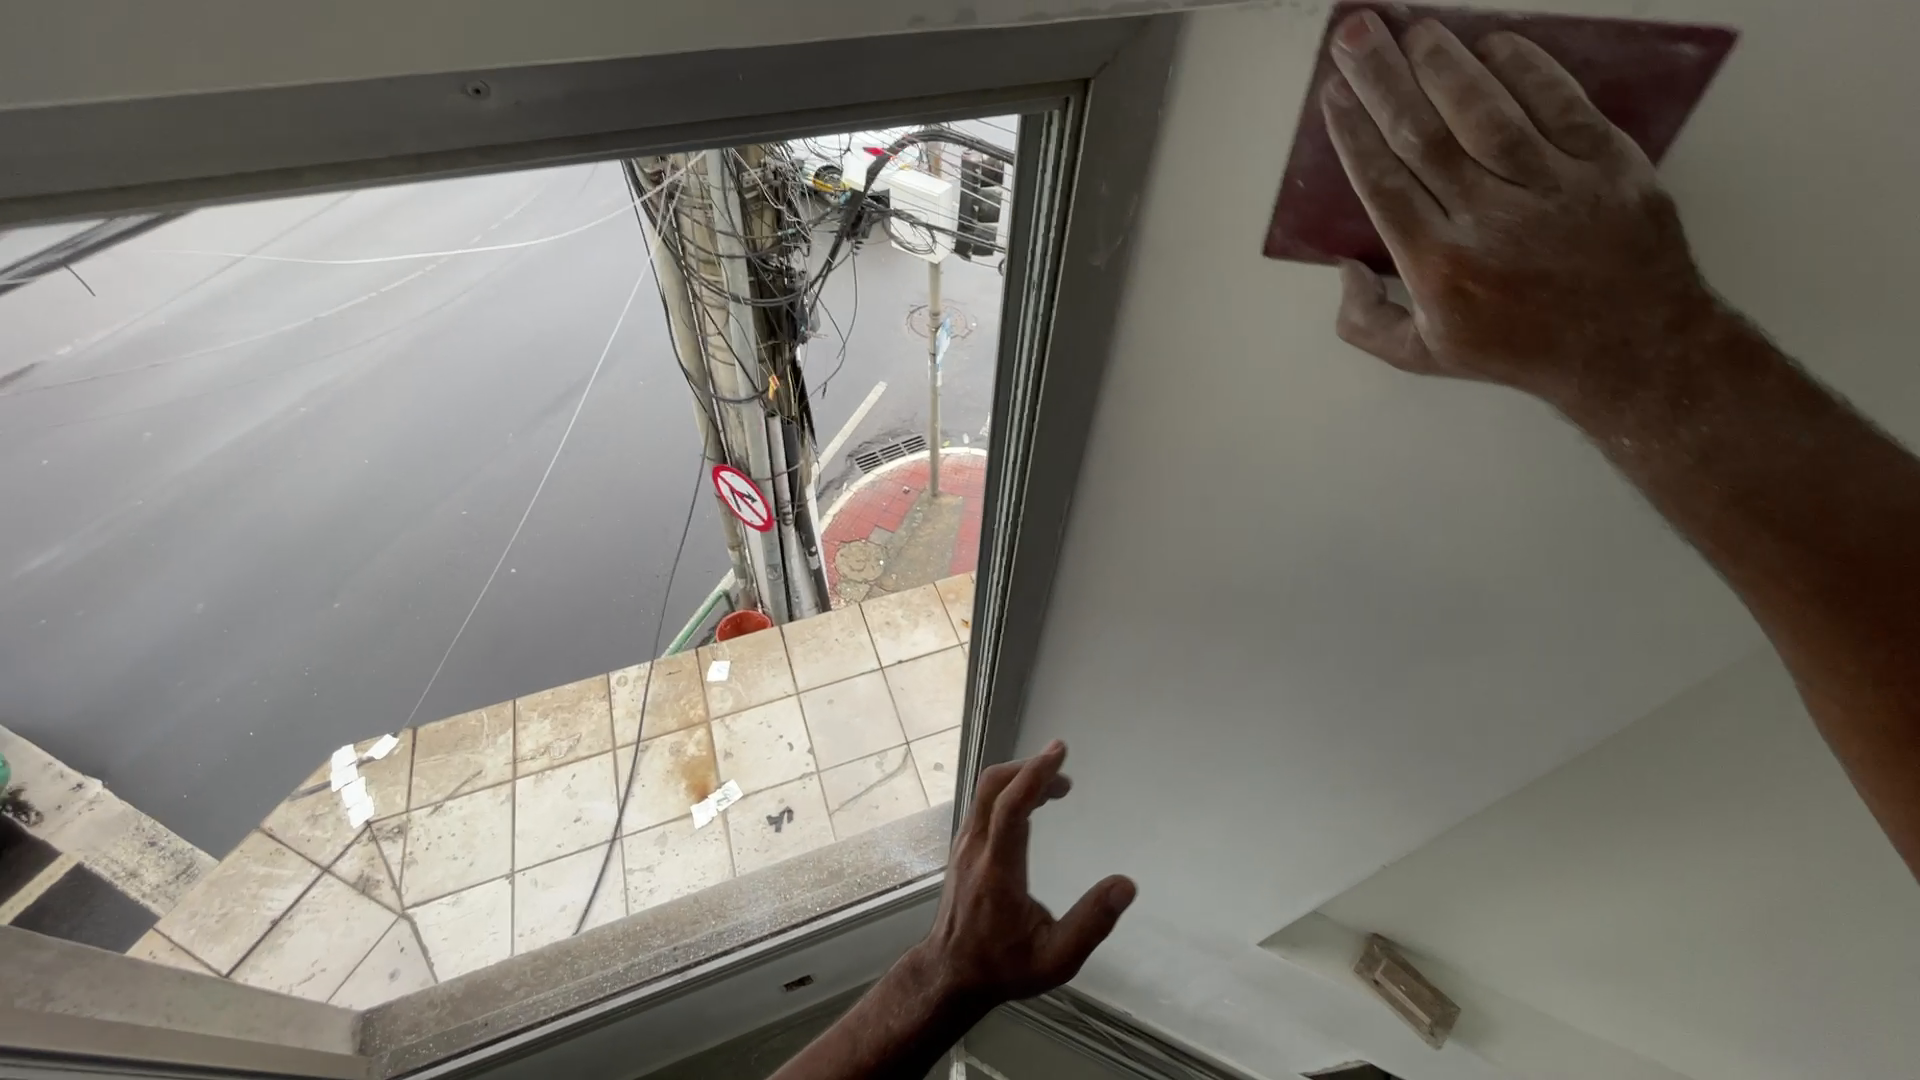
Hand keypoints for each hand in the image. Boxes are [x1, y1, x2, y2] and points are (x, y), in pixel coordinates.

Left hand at [915, 740, 1135, 1008]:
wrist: (950, 975)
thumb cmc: (1004, 967)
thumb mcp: (1056, 959)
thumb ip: (1092, 923)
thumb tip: (1125, 885)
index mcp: (997, 869)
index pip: (1011, 806)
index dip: (1035, 774)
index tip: (1058, 751)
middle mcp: (976, 848)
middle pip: (993, 786)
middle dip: (1029, 768)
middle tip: (1063, 773)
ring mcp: (964, 845)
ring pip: (985, 792)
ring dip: (1019, 778)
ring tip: (1054, 788)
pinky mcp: (963, 848)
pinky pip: (983, 804)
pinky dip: (1008, 791)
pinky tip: (1029, 805)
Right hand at [1320, 11, 1721, 405]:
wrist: (1629, 348)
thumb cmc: (1514, 351)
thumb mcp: (1420, 356)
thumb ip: (1363, 321)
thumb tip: (1343, 269)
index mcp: (1439, 266)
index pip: (1384, 185)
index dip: (1354, 135)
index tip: (1333, 97)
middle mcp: (1489, 221)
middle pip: (1423, 137)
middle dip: (1383, 81)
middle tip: (1356, 35)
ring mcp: (1552, 188)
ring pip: (1487, 112)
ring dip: (1447, 64)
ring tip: (1416, 28)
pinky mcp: (1608, 165)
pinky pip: (1562, 105)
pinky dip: (1529, 70)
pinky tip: (1496, 43)